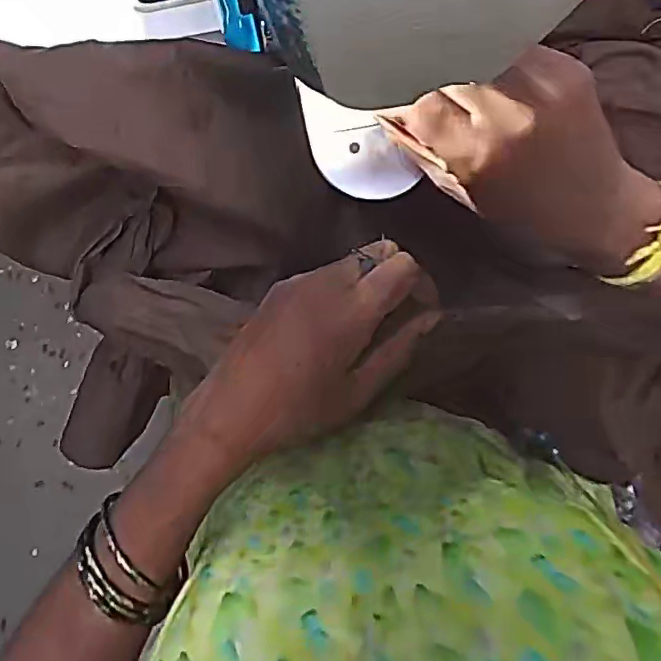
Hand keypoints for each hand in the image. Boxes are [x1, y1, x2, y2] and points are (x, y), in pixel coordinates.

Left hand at [171, 240, 439, 473]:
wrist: (231, 407)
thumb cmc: (300, 409)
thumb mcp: (358, 390)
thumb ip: (399, 348)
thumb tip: (430, 318)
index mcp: (353, 305)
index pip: (403, 263)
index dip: (422, 283)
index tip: (422, 313)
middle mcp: (327, 280)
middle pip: (379, 251)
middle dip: (397, 276)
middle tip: (397, 316)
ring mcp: (300, 279)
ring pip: (351, 260)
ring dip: (368, 280)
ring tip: (363, 325)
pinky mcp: (281, 286)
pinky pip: (324, 272)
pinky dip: (341, 286)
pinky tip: (329, 325)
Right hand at [379, 45, 660, 269]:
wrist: (600, 208)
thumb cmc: (523, 209)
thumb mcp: (458, 189)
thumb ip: (419, 147)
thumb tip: (387, 109)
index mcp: (479, 154)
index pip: (420, 102)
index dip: (402, 97)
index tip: (396, 96)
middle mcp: (511, 116)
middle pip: (446, 67)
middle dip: (430, 74)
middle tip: (425, 83)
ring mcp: (543, 87)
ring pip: (478, 49)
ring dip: (462, 60)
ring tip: (462, 78)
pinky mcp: (567, 68)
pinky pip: (512, 46)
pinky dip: (494, 55)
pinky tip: (496, 74)